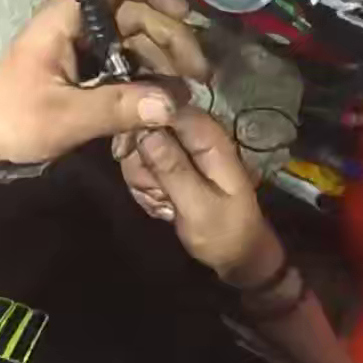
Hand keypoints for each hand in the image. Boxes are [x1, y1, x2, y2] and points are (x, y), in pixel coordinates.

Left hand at [0, 0, 209, 165]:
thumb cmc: (12, 120)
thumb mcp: (64, 116)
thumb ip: (117, 108)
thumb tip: (172, 104)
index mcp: (65, 17)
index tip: (182, 12)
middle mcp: (79, 23)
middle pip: (135, 13)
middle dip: (170, 38)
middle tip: (199, 73)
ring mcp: (84, 45)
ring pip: (135, 39)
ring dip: (164, 60)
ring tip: (189, 90)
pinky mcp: (88, 67)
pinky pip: (127, 61)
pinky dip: (148, 75)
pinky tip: (167, 96)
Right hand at [120, 108, 282, 286]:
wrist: (237, 255)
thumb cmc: (225, 232)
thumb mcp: (199, 207)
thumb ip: (173, 168)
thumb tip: (144, 131)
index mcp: (208, 135)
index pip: (164, 106)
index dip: (139, 124)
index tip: (126, 154)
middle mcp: (194, 133)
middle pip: (146, 124)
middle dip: (139, 160)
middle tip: (153, 193)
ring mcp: (182, 146)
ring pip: (140, 146)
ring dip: (142, 177)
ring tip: (161, 203)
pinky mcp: (173, 159)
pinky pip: (143, 162)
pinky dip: (145, 185)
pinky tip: (160, 204)